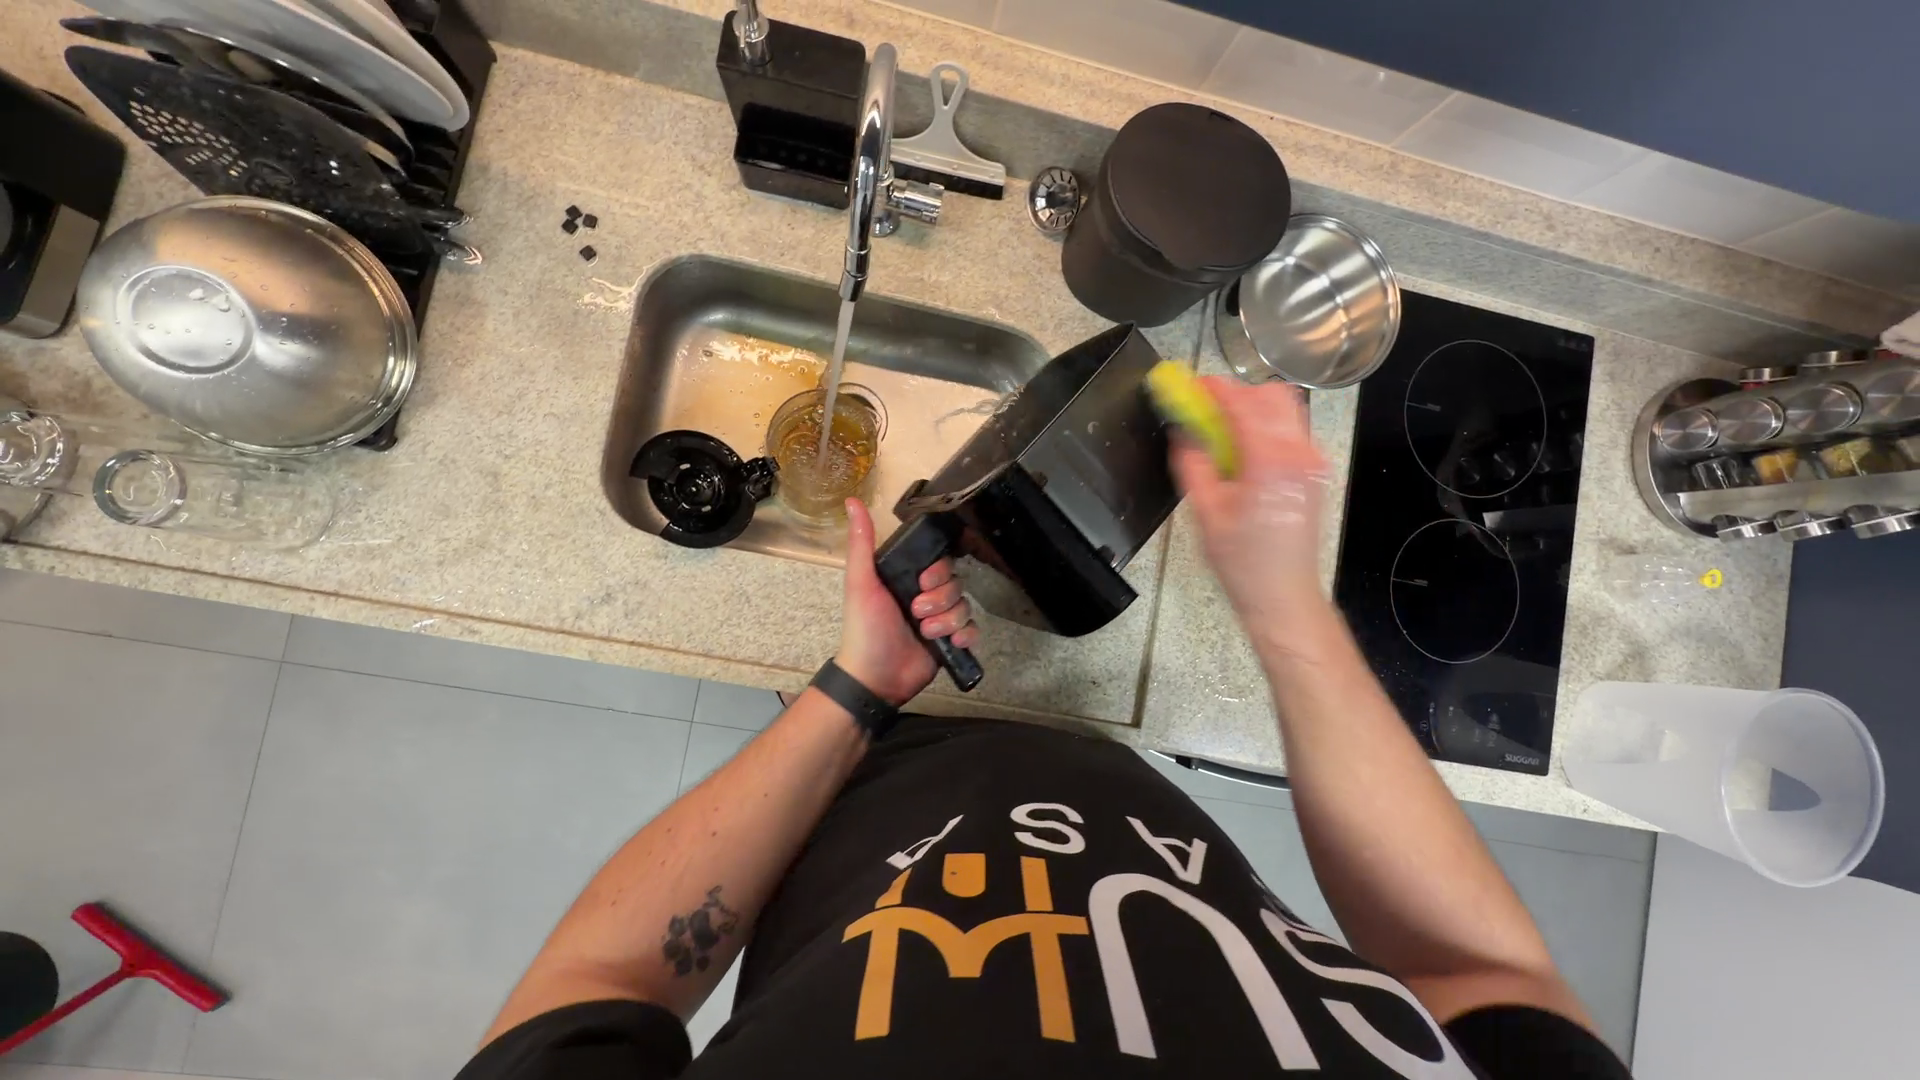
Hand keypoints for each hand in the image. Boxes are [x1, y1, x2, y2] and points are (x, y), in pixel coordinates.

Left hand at [835, 498, 977, 705]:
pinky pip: (972, 630)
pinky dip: (966, 636)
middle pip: (955, 584)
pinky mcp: (950, 642)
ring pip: (964, 607)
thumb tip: (852, 501)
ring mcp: (939, 620)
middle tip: (918, 614)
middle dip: (941, 600)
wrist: (874, 678)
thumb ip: (861, 544)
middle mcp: (924, 596)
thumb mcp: (861, 583)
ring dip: (949, 620)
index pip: (939, 563)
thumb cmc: (864, 629)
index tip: (922, 583)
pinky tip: (952, 643)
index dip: (937, 572)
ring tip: (928, 634)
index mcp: (905, 579)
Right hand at [1170, 377, 1331, 645]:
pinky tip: (1242, 451)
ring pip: (1286, 410)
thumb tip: (1184, 433)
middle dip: (1237, 393)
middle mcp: (1299, 456)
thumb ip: (1193, 464)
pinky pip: (1291, 432)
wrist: (1283, 595)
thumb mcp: (1206, 513)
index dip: (1215, 389)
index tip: (1192, 385)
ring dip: (1253, 409)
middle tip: (1206, 405)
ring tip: (1222, 430)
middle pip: (1274, 395)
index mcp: (1270, 464)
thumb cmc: (1245, 564)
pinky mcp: (1314, 473)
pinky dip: (1266, 428)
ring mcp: (1312, 463)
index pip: (1244, 404)